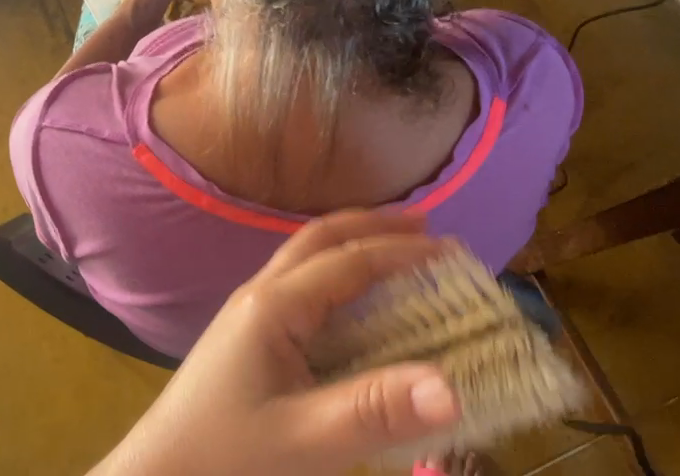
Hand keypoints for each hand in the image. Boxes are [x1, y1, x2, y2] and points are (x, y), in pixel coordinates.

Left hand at [91, 211, 462, 475]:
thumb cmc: (226, 456)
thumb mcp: (304, 441)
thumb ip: (375, 412)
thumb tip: (453, 386)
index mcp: (274, 305)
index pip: (348, 261)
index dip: (402, 252)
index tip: (453, 250)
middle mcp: (261, 295)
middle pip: (320, 239)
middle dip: (373, 226)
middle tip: (426, 225)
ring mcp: (251, 313)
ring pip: (307, 259)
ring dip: (353, 246)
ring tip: (398, 250)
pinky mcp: (249, 337)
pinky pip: (302, 288)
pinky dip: (338, 278)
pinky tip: (355, 304)